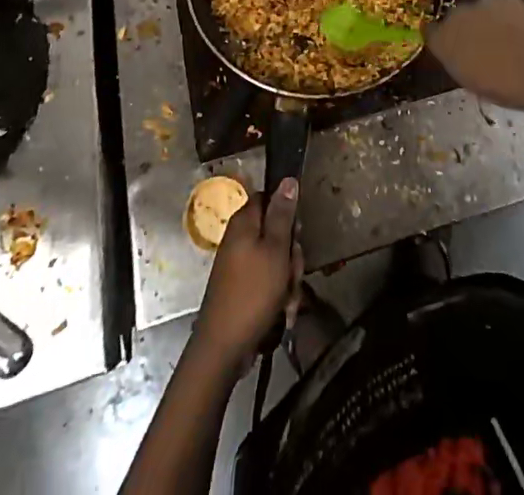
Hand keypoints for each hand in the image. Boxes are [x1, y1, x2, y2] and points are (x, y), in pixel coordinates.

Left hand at [195, 178, 301, 365]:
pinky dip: (279, 295)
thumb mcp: (275, 250)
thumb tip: (287, 179)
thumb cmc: (253, 292)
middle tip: (291, 271)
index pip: (269, 199)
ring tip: (287, 300)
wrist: (225, 345)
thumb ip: (283, 215)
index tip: (297, 232)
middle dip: (291, 254)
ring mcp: (241, 264)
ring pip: (278, 260)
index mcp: (244, 223)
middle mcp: (240, 239)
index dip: (287, 212)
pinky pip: (270, 282)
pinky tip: (282, 312)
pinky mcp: (244, 287)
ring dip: (289, 279)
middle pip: (277, 233)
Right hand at [427, 0, 523, 120]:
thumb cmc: (507, 88)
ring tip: (502, 41)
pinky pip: (498, 8)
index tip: (450, 50)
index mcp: (443, 41)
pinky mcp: (506, 0)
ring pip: (477, 12)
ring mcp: (482, 6)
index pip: (431, 33)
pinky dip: (503, 18)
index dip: (441, 41)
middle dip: (462, 30)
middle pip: (454, 19)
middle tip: (478, 48)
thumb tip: (455, 52)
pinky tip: (517, 33)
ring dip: (483, 23)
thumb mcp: (471, 81)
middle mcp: (457, 18)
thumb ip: (457, 61)